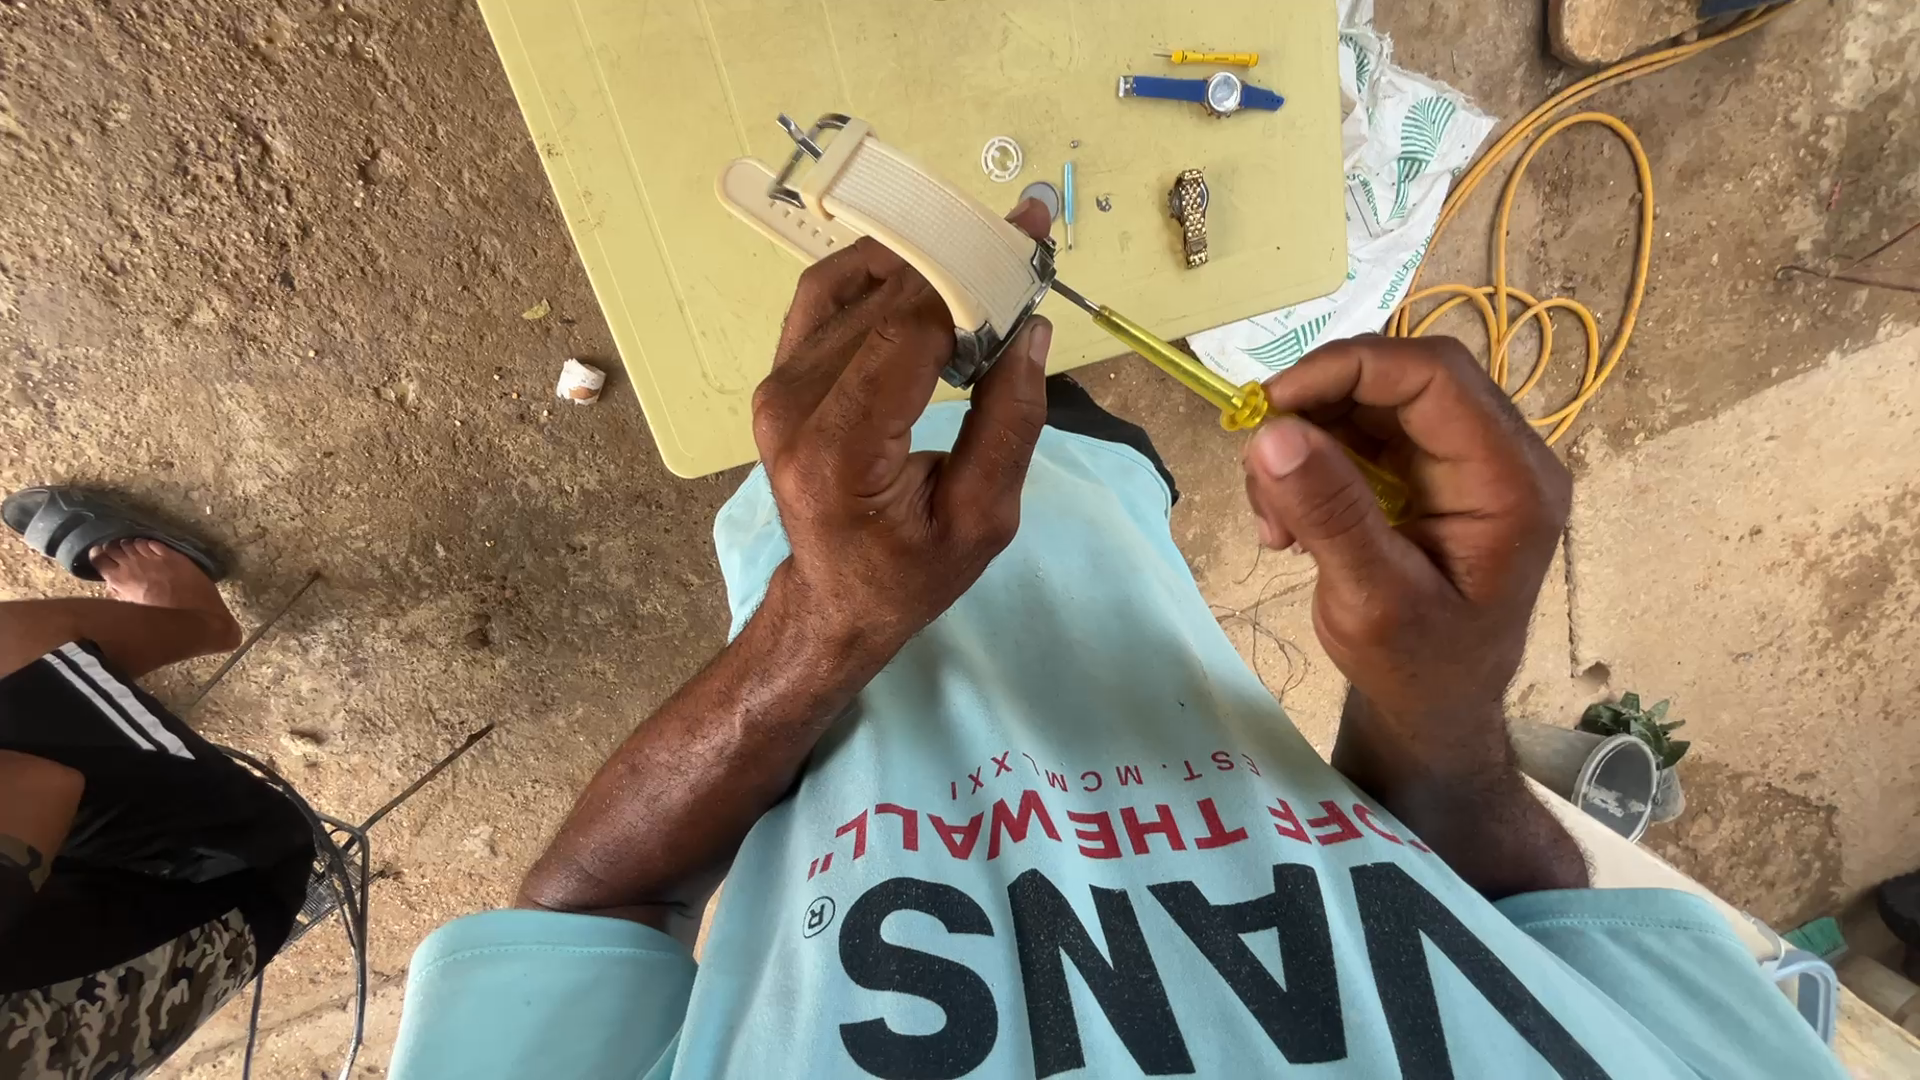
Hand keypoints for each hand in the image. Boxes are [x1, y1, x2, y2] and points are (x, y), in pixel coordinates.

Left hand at [752, 201, 1054, 661]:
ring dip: (922, 264)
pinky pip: (824, 298)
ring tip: (982, 261)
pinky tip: (923, 275)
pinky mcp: (779, 381)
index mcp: (840, 454)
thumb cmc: (910, 574)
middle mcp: (792, 410)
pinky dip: (876, 274)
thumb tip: (1029, 333)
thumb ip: (1009, 425)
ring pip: (852, 290)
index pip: (907, 334)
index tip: (1026, 241)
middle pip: (881, 303)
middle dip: (957, 263)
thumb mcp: (983, 521)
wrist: (835, 598)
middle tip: (1018, 243)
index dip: (970, 278)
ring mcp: (776, 390)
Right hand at [1241, 335, 1579, 893]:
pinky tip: (1286, 524)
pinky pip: (1355, 440)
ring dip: (1303, 444)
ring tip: (1273, 520)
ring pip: (1367, 406)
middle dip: (1317, 406)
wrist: (1432, 707)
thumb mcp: (1371, 599)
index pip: (1432, 376)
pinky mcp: (1420, 480)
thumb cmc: (1416, 666)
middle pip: (1399, 378)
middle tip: (1259, 454)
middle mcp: (1492, 456)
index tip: (1268, 406)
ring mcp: (1455, 466)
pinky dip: (1306, 467)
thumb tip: (1271, 432)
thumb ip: (1329, 513)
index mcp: (1507, 480)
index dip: (1346, 369)